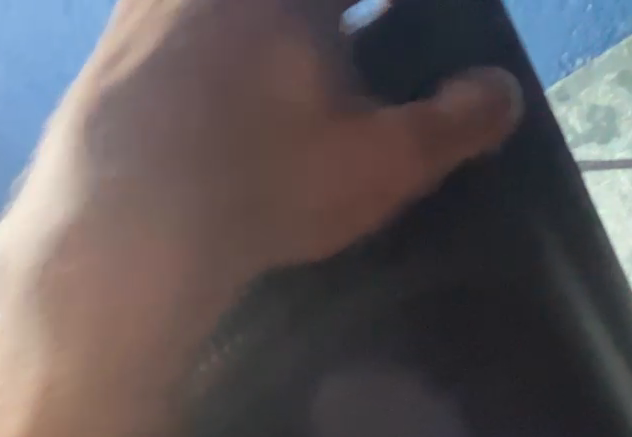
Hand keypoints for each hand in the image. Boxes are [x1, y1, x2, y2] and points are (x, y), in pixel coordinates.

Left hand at [0, 0, 523, 378]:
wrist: (130, 220)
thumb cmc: (270, 181)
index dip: (411, 23)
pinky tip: (245, 93)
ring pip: (255, 16)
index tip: (423, 39)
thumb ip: (454, 124)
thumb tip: (506, 89)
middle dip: (345, 32)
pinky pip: (197, 20)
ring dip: (292, 37)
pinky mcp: (124, 31)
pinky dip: (236, 44)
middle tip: (367, 53)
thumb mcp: (383, 162)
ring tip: (312, 85)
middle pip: (312, 8)